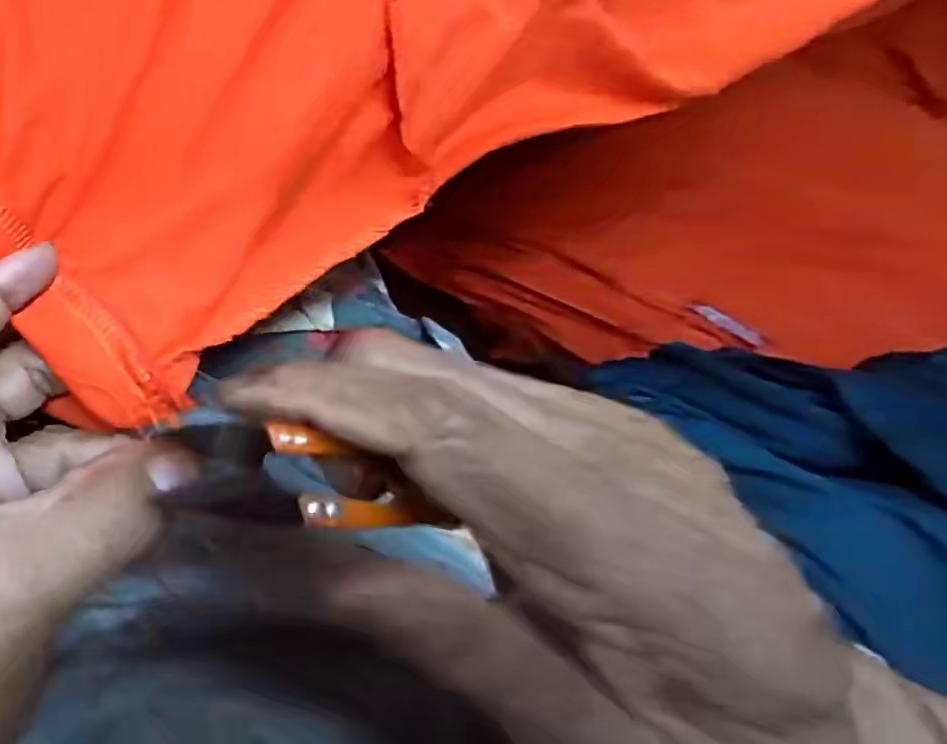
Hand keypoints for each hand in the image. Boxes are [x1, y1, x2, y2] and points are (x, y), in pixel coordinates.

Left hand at [0, 244, 192, 743]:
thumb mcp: (18, 570)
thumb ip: (109, 510)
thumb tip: (191, 456)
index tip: (49, 253)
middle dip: (58, 342)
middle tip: (120, 310)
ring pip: (34, 409)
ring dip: (91, 397)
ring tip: (153, 371)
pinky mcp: (1, 498)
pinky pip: (57, 454)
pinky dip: (101, 449)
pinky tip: (150, 442)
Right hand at [222, 331, 859, 743]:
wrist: (830, 726)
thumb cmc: (680, 738)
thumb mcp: (544, 712)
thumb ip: (410, 620)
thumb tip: (271, 558)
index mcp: (628, 542)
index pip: (442, 424)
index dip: (324, 396)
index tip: (234, 398)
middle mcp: (621, 449)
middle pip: (425, 371)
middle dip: (319, 386)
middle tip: (271, 443)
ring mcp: (612, 418)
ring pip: (432, 359)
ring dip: (354, 393)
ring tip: (342, 466)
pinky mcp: (596, 409)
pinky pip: (460, 376)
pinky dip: (397, 401)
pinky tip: (406, 463)